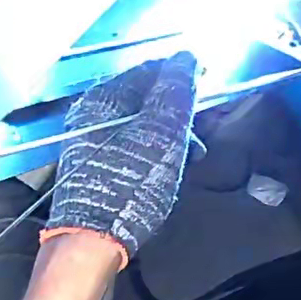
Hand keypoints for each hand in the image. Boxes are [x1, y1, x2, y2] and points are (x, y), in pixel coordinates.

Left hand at [44, 52, 198, 266]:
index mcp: (103, 98)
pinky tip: (172, 166)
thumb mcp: (160, 135)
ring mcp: (93, 140)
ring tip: (194, 153)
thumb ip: (174, 94)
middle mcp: (92, 114)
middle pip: (146, 96)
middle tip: (205, 126)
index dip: (181, 74)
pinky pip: (135, 143)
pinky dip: (158, 148)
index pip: (149, 69)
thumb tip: (186, 58)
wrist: (92, 241)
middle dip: (179, 108)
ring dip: (172, 131)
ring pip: (143, 122)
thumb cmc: (129, 185)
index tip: (207, 85)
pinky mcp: (99, 164)